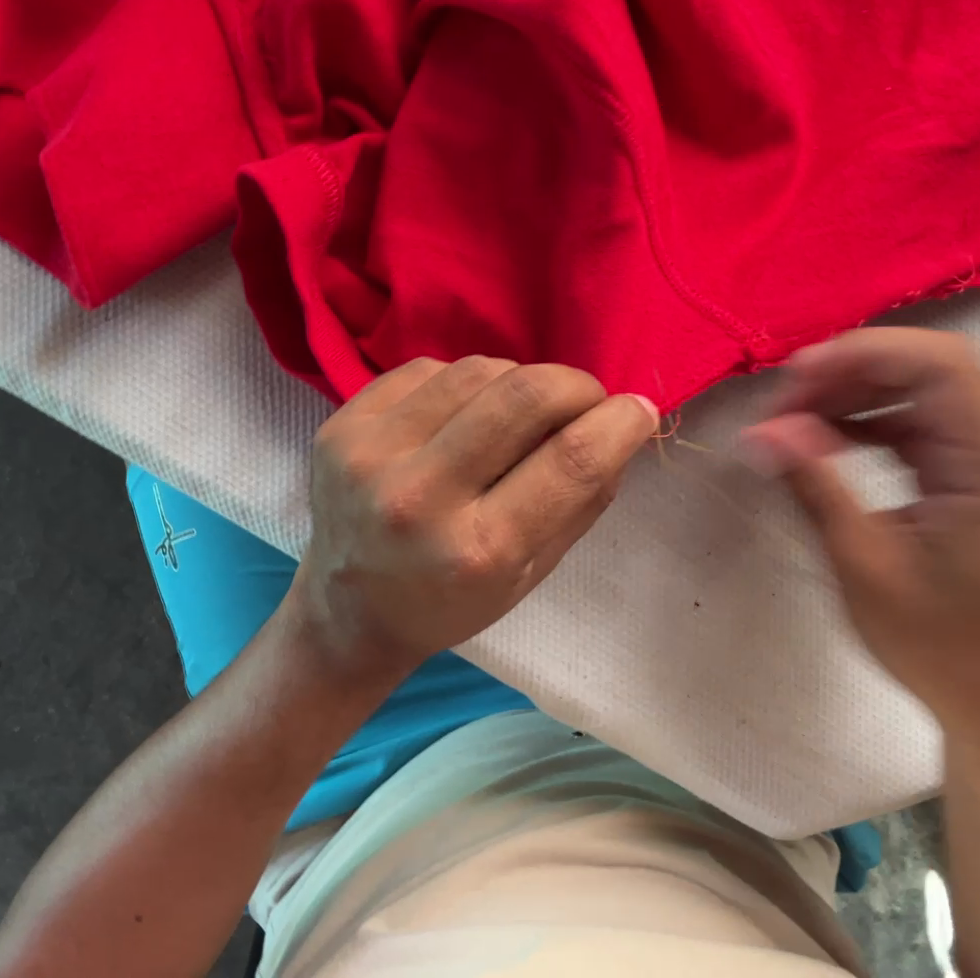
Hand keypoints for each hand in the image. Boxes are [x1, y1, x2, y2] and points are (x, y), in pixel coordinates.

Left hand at [289, 356, 658, 675]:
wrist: (347, 610)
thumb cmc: (449, 604)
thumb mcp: (530, 575)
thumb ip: (582, 501)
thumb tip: (623, 423)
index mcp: (477, 551)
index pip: (572, 459)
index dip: (621, 422)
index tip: (638, 409)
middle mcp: (418, 497)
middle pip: (524, 395)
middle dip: (575, 385)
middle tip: (585, 400)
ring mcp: (369, 453)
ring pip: (476, 369)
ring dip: (519, 380)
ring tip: (520, 411)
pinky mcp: (341, 424)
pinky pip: (428, 369)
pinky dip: (463, 383)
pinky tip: (462, 415)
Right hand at [739, 329, 979, 737]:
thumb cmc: (938, 644)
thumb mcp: (864, 564)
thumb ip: (816, 485)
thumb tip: (762, 431)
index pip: (942, 364)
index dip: (862, 354)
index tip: (792, 379)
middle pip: (934, 370)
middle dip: (850, 374)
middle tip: (782, 408)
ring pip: (930, 393)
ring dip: (859, 397)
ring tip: (793, 424)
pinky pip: (933, 426)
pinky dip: (878, 425)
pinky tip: (830, 441)